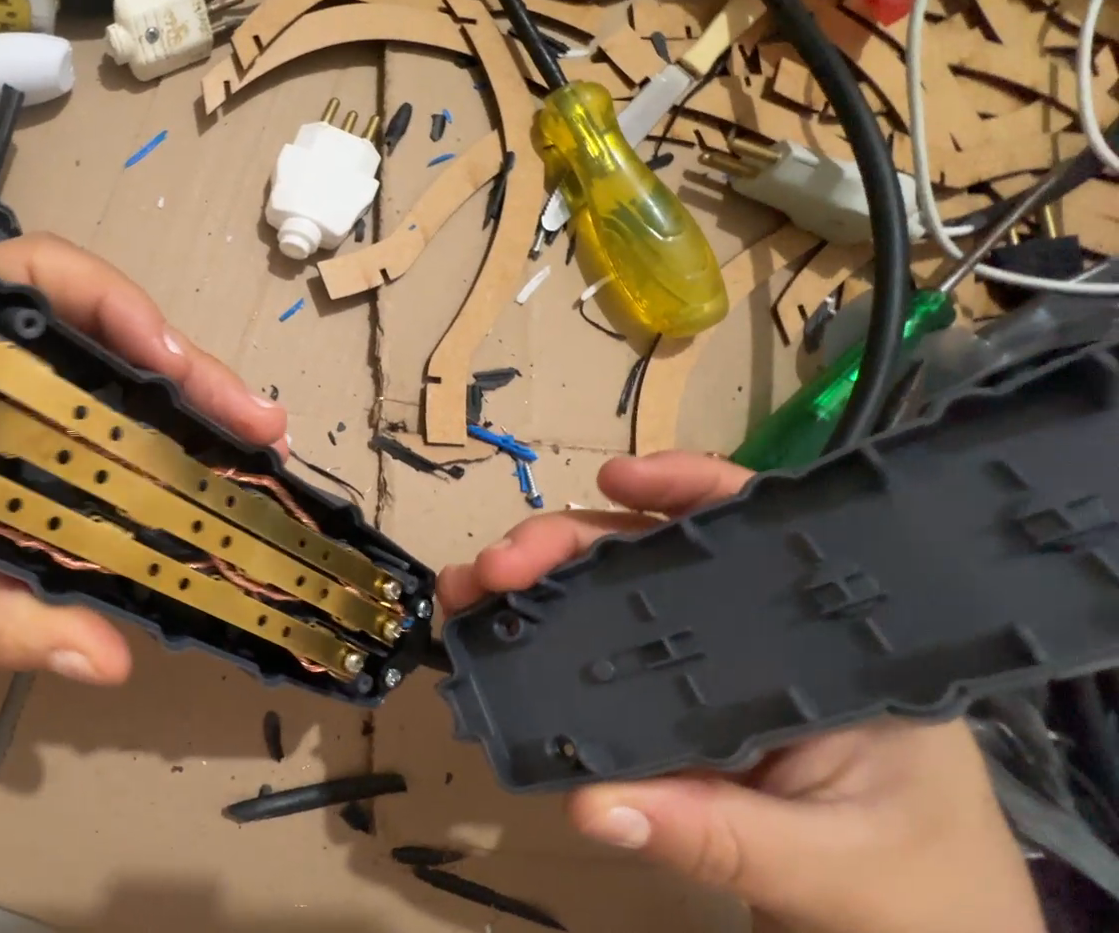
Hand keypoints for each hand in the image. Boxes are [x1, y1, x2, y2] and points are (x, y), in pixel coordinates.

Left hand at [0, 233, 286, 685]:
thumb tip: (111, 661)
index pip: (33, 275)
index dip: (113, 303)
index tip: (170, 365)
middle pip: (98, 317)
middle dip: (185, 364)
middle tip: (258, 423)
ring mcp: (13, 372)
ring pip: (112, 354)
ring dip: (186, 391)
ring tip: (251, 438)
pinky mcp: (30, 408)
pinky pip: (104, 394)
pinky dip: (157, 418)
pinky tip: (198, 454)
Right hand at [439, 452, 1044, 932]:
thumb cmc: (910, 892)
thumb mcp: (826, 863)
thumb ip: (719, 833)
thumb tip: (591, 805)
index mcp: (813, 648)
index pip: (753, 537)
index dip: (685, 489)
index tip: (612, 481)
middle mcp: (744, 639)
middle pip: (646, 560)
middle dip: (560, 547)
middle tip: (493, 568)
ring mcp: (693, 671)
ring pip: (600, 599)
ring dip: (525, 585)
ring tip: (462, 593)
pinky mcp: (656, 708)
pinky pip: (586, 659)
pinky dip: (527, 638)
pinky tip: (482, 633)